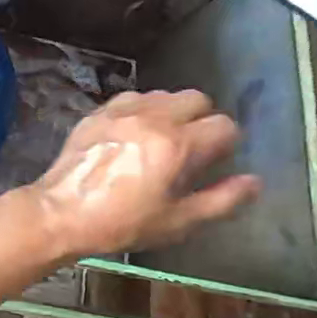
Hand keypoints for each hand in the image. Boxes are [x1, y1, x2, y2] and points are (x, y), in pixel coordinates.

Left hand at [23, 89, 261, 259]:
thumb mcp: (177, 221)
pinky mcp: (99, 111)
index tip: (215, 162)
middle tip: (190, 150)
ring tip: (161, 142)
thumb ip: (221, 200)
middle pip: (198, 99)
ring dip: (173, 113)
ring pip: (165, 95)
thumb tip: (255, 182)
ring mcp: (123, 110)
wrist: (62, 212)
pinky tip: (133, 135)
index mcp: (177, 144)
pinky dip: (143, 110)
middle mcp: (153, 117)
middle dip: (203, 120)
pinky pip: (133, 98)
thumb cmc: (122, 223)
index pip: (224, 126)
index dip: (227, 144)